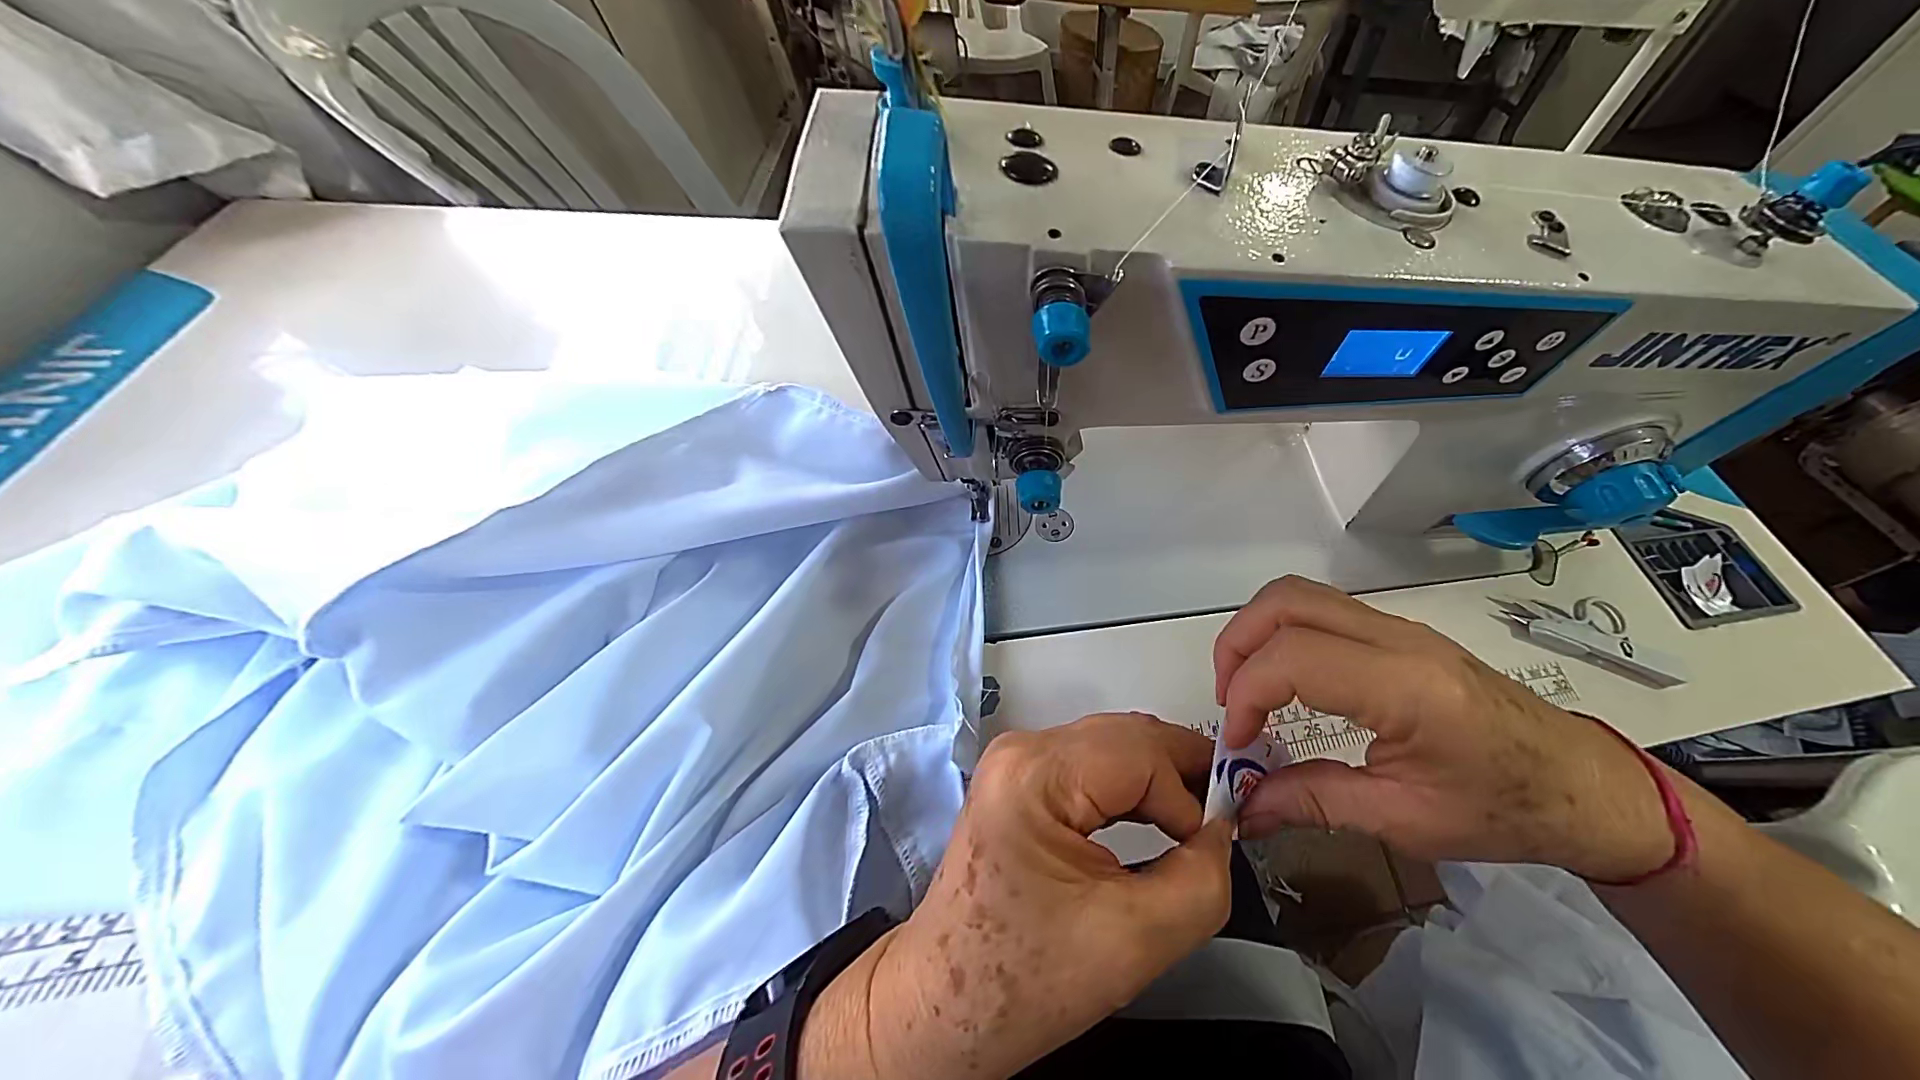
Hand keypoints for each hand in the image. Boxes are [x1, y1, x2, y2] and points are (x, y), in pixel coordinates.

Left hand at [800, 713, 1233, 1079]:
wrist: (945, 1001)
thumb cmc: (1025, 977)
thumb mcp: (1135, 939)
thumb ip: (1202, 879)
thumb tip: (1224, 831)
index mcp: (1036, 774)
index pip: (1142, 752)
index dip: (1190, 794)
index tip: (1216, 844)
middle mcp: (1021, 750)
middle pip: (1126, 736)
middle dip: (1183, 772)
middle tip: (1226, 817)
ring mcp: (1014, 760)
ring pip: (1112, 744)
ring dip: (1160, 776)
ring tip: (1197, 822)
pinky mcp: (1018, 780)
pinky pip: (1090, 762)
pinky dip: (1131, 784)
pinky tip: (1156, 816)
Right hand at [1211, 575, 1672, 881]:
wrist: (1591, 789)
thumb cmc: (1507, 810)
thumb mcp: (1405, 820)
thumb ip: (1314, 801)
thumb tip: (1245, 806)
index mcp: (1406, 687)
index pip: (1292, 658)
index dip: (1245, 695)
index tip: (1239, 744)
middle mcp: (1398, 639)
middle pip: (1284, 602)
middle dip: (1236, 646)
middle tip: (1228, 702)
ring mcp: (1399, 628)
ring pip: (1298, 596)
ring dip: (1255, 634)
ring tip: (1247, 690)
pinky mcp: (1398, 632)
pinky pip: (1320, 610)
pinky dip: (1282, 635)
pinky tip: (1285, 683)